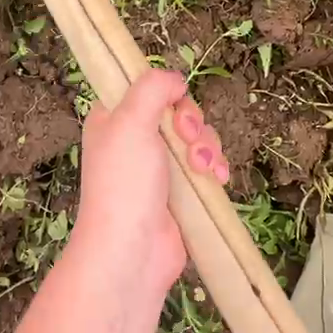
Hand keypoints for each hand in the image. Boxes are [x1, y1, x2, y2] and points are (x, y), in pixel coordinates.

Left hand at [9, 70, 228, 332]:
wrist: (131, 253)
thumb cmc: (124, 182)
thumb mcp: (131, 120)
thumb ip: (153, 88)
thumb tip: (176, 79)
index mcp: (113, 117)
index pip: (146, 87)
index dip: (166, 92)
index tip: (174, 102)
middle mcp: (134, 139)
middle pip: (177, 111)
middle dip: (192, 123)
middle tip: (187, 140)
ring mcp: (158, 167)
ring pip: (195, 137)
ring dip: (206, 147)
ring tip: (204, 169)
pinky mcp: (179, 192)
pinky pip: (204, 165)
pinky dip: (214, 167)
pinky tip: (218, 178)